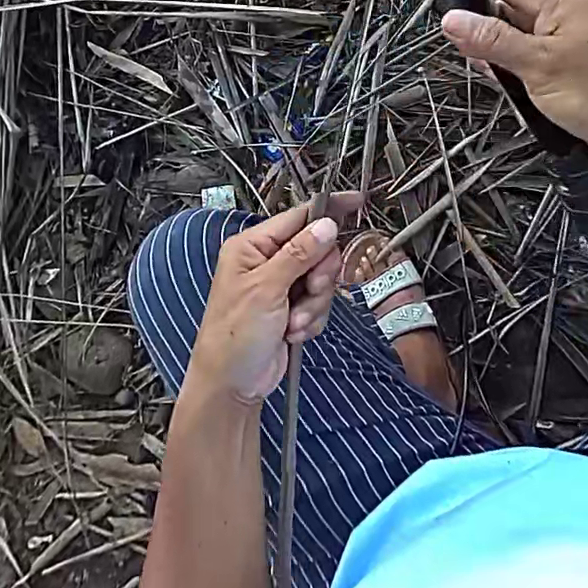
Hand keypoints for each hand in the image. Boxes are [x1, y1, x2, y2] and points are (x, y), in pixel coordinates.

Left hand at [187, 193, 364, 405]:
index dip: (327, 211)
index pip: (297, 217)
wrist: (232, 386)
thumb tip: (325, 224)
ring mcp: (281, 285)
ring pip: (322, 278)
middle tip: (308, 289)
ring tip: (292, 320)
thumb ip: (299, 254)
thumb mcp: (266, 289)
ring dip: (313, 302)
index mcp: (252, 246)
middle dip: (319, 274)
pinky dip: (312, 318)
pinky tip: (292, 331)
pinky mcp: (293, 307)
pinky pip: (320, 301)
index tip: (354, 201)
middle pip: (317, 249)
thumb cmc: (232, 336)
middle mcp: (267, 261)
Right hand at [437, 0, 587, 165]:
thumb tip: (454, 20)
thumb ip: (494, 42)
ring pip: (511, 30)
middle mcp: (562, 15)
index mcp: (559, 3)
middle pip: (503, 0)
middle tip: (450, 20)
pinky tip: (505, 80)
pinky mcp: (563, 64)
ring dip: (491, 44)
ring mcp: (563, 40)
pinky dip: (507, 63)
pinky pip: (523, 52)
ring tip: (482, 62)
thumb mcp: (540, 67)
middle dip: (474, 9)